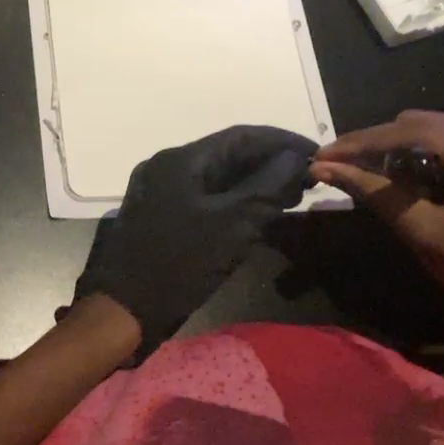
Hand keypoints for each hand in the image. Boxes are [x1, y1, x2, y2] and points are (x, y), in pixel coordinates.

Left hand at [74, 125, 315, 358]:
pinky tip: (258, 215)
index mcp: (178, 161)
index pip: (240, 136)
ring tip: (292, 198)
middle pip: (226, 155)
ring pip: (214, 178)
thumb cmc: (179, 263)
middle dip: (270, 165)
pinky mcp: (157, 217)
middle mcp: (164, 168)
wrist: (124, 308)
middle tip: (309, 181)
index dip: (283, 142)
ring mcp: (157, 193)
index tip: (320, 155)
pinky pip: (202, 199)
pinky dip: (232, 202)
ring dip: (253, 185)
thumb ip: (268, 186)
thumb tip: (296, 158)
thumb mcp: (234, 224)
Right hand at [309, 111, 443, 319]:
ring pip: (433, 125)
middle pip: (425, 123)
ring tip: (359, 169)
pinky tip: (396, 172)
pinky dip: (417, 151)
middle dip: (375, 143)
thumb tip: (321, 167)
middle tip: (334, 163)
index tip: (321, 154)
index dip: (363, 142)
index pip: (418, 133)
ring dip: (393, 146)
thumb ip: (375, 193)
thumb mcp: (424, 233)